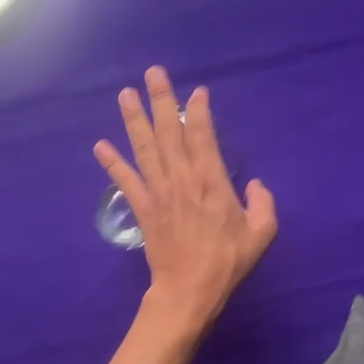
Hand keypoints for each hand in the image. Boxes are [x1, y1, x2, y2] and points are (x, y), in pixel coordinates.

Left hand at [94, 67, 276, 333]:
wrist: (189, 291)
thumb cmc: (228, 261)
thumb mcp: (262, 233)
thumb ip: (263, 203)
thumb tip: (257, 184)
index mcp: (212, 180)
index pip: (202, 136)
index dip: (199, 111)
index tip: (197, 91)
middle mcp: (182, 178)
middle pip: (169, 132)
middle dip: (161, 100)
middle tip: (154, 72)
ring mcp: (159, 192)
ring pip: (145, 148)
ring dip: (134, 119)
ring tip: (125, 94)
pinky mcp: (143, 209)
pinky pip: (125, 180)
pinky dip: (112, 162)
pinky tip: (100, 145)